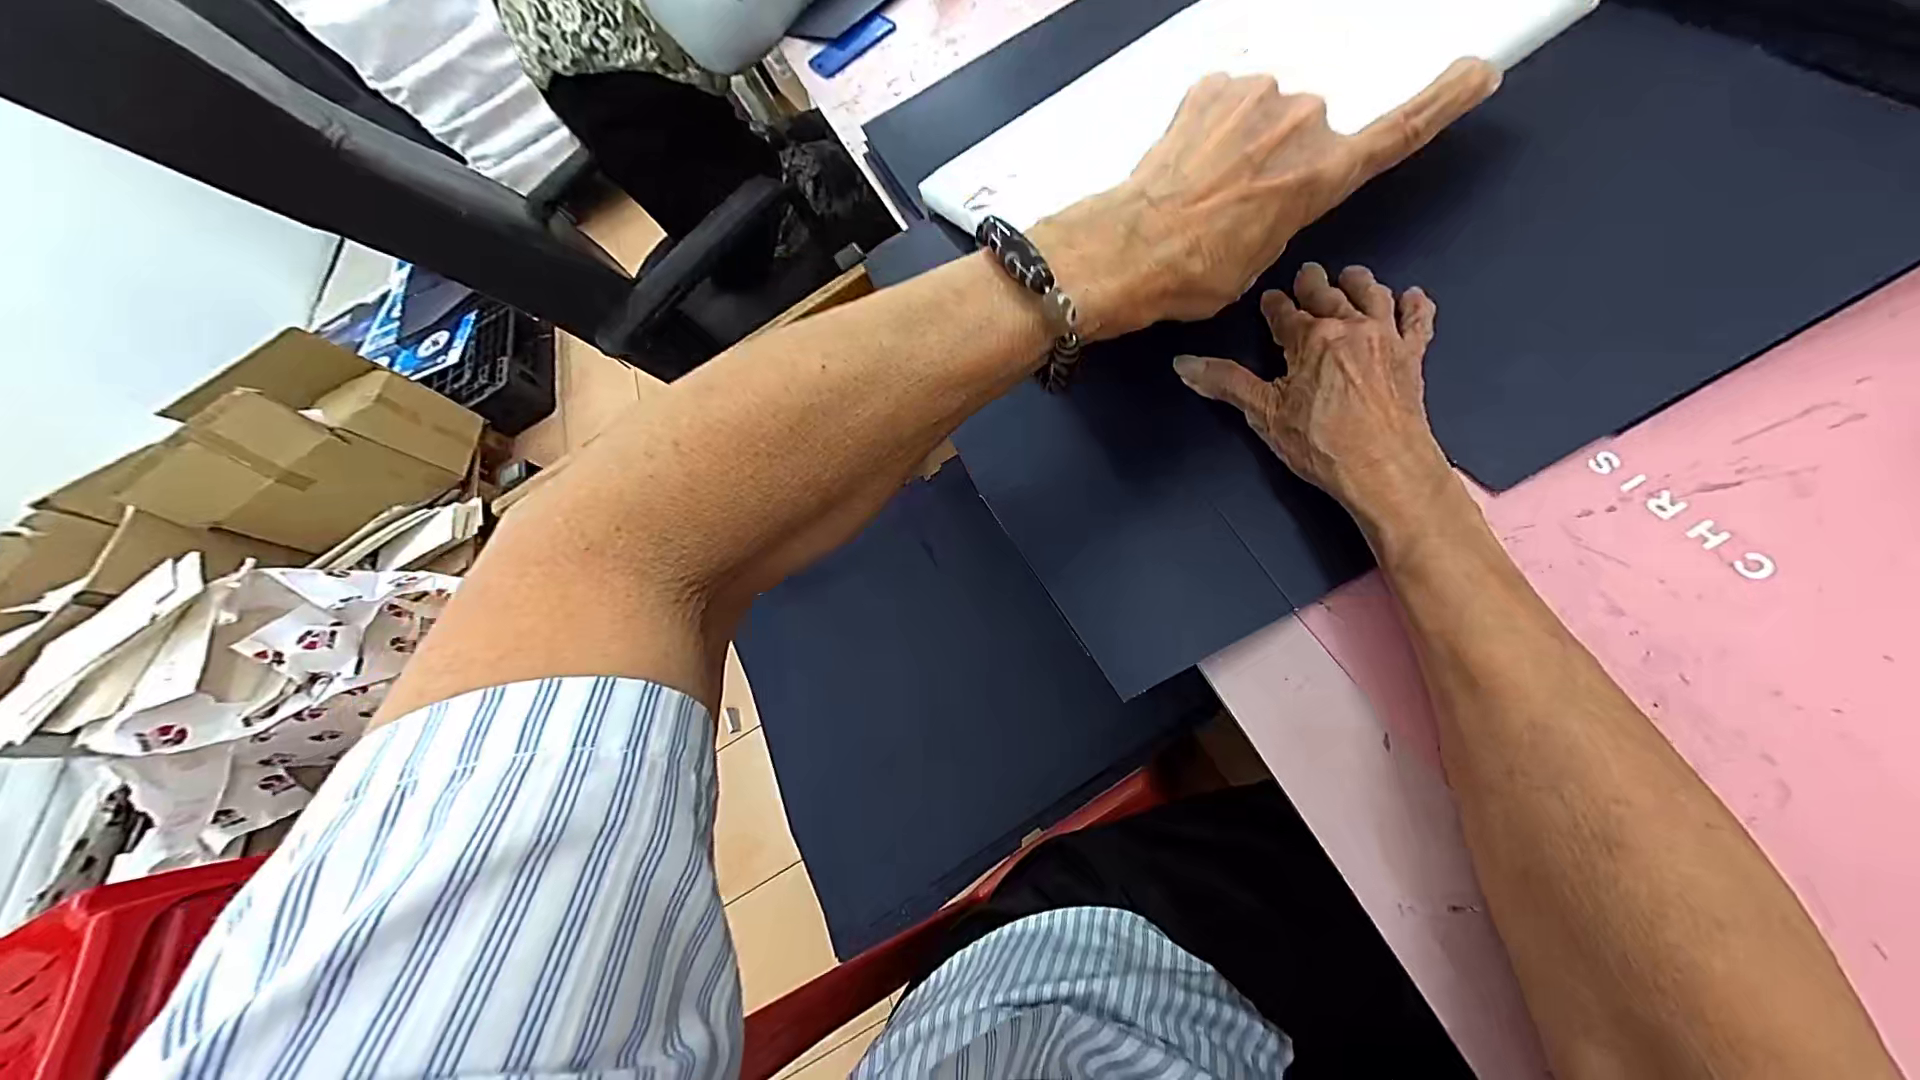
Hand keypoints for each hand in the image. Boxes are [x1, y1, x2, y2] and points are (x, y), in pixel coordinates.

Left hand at [1033, 59, 1498, 339]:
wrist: (1127, 250)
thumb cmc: (1193, 275)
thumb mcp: (1254, 264)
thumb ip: (1280, 217)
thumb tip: (1271, 195)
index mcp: (1320, 176)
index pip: (1396, 132)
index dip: (1439, 103)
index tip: (1476, 72)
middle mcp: (1303, 122)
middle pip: (1305, 134)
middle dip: (1276, 163)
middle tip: (1229, 206)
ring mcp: (1258, 96)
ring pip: (1263, 117)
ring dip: (1240, 145)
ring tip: (1199, 192)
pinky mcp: (1213, 88)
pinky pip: (1224, 105)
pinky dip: (1210, 131)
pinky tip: (1183, 167)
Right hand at [1172, 263, 1456, 534]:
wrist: (1384, 467)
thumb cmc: (1320, 444)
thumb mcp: (1263, 413)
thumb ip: (1225, 382)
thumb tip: (1183, 363)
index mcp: (1311, 339)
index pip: (1284, 314)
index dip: (1274, 305)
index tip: (1268, 299)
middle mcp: (1350, 328)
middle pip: (1328, 296)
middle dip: (1313, 284)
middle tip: (1307, 274)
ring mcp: (1386, 339)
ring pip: (1372, 296)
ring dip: (1359, 283)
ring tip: (1351, 274)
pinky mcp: (1413, 357)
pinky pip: (1417, 321)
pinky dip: (1415, 305)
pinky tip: (1411, 296)